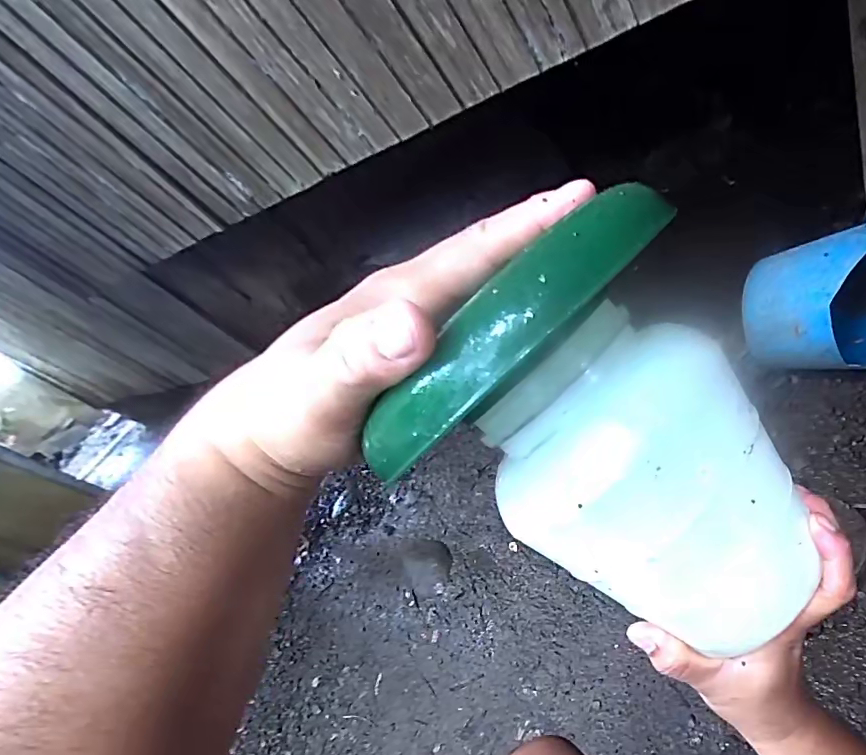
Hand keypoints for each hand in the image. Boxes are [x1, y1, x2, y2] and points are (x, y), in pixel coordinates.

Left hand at [173, 179, 597, 492]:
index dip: (527, 225)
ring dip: (534, 274)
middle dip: (543, 236)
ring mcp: (418, 333)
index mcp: (395, 298)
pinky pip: (479, 330)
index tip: (581, 200)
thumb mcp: (318, 392)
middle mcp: (412, 304)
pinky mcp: (423, 361)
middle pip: (486, 260)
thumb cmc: (288, 418)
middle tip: (599, 225)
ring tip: (584, 268)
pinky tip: (538, 332)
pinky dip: (513, 320)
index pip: (470, 252)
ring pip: (485, 292)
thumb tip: (417, 323)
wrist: (266, 443)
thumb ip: (359, 359)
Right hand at [626, 490, 856, 744]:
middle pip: (825, 557)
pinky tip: (752, 526)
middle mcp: (796, 605)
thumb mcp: (713, 683)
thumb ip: (680, 661)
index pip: (833, 587)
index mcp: (793, 623)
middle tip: (792, 490)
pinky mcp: (774, 599)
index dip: (835, 552)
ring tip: (776, 494)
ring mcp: (788, 601)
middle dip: (816, 519)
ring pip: (808, 556)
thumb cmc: (755, 700)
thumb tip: (647, 633)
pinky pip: (785, 563)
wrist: (770, 715)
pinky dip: (778, 539)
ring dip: (799, 524)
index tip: (816, 523)